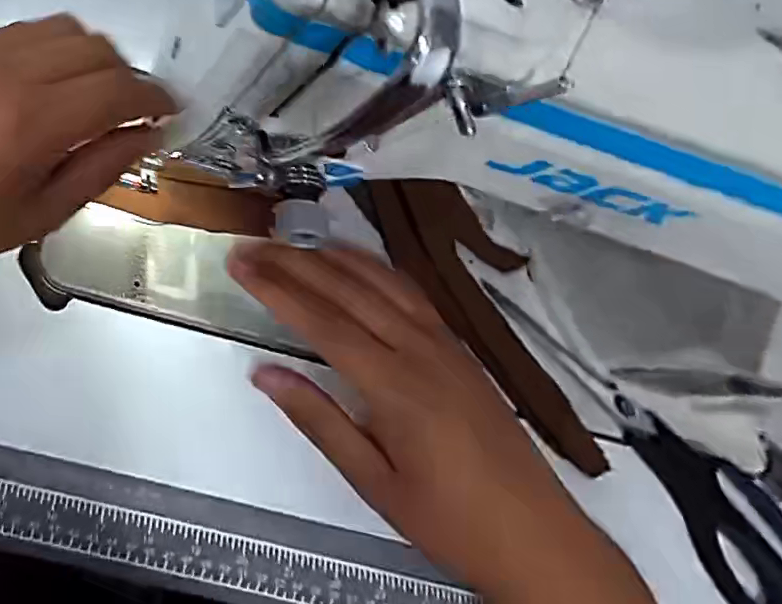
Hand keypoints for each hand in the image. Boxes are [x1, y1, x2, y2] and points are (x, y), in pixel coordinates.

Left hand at [0, 15, 176, 316]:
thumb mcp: (40, 214)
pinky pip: (29, 29)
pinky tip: (48, 81)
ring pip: (67, 29)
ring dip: (94, 56)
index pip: (118, 90)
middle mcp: (12, 73)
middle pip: (99, 50)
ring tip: (90, 93)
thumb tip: (147, 132)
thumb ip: (101, 166)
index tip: (169, 112)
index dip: (155, 98)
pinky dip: (55, 47)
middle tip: (129, 111)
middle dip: (128, 77)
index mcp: (33, 123)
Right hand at [228, 242, 653, 603]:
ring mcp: (443, 342)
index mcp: (394, 385)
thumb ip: (318, 419)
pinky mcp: (458, 346)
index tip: (239, 263)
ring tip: (290, 240)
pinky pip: (408, 289)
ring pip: (378, 279)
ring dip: (329, 254)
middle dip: (291, 262)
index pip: (320, 321)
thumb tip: (264, 373)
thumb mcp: (374, 482)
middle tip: (250, 245)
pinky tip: (353, 261)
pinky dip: (372, 265)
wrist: (542, 541)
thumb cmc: (452, 521)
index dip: (274, 287)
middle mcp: (418, 349)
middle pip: (344, 288)